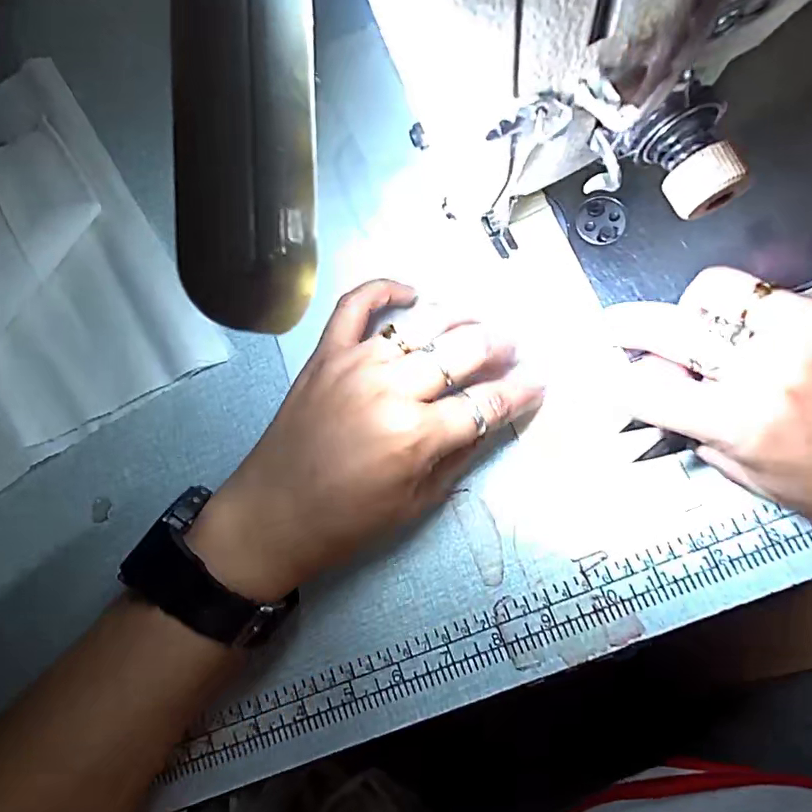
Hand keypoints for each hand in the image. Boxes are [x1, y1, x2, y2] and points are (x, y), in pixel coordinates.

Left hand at [187, 280, 543, 601]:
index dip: (520, 391)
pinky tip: (411, 293)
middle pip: (462, 352)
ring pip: (421, 323)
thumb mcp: (419, 502)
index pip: (486, 402)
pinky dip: (384, 289)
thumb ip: (462, 454)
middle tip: (512, 348)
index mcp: (417, 435)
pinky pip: (355, 306)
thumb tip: (495, 417)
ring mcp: (355, 365)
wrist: (272, 516)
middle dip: (498, 347)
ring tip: (476, 322)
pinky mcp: (325, 354)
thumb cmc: (350, 521)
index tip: (539, 382)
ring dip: (459, 317)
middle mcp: (391, 390)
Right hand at [605, 267, 811, 581]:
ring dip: (711, 313)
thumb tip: (676, 404)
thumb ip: (717, 442)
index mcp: (750, 427)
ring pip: (731, 291)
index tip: (615, 372)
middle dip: (630, 324)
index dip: (624, 381)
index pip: (651, 389)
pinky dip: (789, 321)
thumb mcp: (777, 487)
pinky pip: (799, 298)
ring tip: (726, 333)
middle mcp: (775, 368)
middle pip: (673, 323)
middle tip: (615, 324)